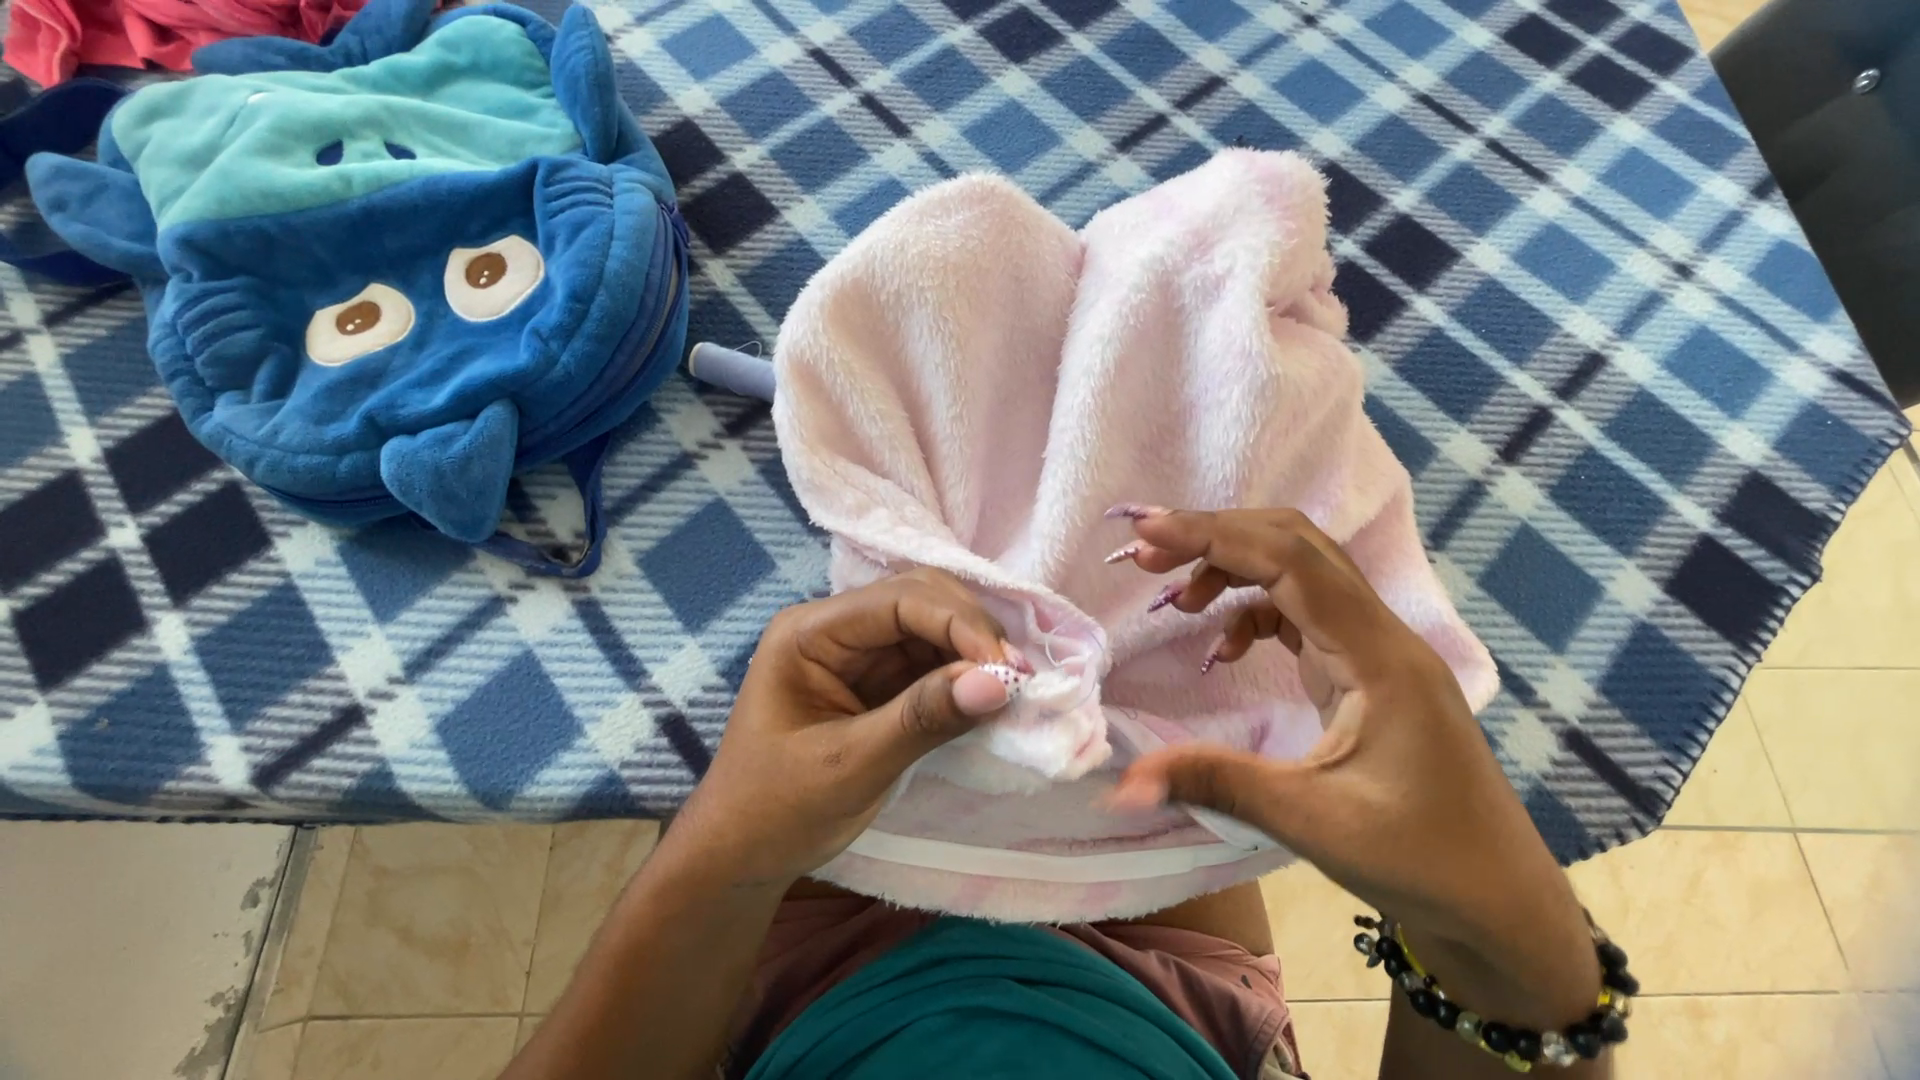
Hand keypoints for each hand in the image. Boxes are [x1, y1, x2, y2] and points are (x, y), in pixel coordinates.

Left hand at [666, 569, 1020, 888]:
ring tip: (1010, 686)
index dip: (959, 624)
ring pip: (931, 626)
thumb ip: (922, 719)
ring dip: (973, 650)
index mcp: (809, 633)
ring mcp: (856, 653)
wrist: (741, 854)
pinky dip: (963, 673)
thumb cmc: (777, 810)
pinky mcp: (876, 681)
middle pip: (919, 598)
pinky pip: (930, 660)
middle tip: (1015, 676)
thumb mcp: (850, 766)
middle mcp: (834, 629)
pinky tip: (987, 694)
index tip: (1007, 668)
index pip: (898, 601)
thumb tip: (999, 683)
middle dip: (971, 630)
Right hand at [1106, 508, 1599, 1025]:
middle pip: (1298, 545)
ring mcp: (1377, 650)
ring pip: (1302, 571)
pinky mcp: (1366, 670)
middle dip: (1220, 537)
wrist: (1498, 898)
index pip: (1291, 561)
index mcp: (1378, 656)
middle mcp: (1381, 635)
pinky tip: (1227, 648)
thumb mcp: (1310, 821)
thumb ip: (1216, 783)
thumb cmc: (1417, 858)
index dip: (1216, 536)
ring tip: (1177, 597)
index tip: (1148, 532)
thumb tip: (1122, 784)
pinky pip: (1305, 610)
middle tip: (1150, 553)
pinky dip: (1254, 609)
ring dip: (1236, 567)